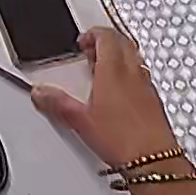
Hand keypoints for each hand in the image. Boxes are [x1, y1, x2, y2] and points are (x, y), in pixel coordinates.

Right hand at [29, 27, 179, 167]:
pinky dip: (128, 74)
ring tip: (103, 68)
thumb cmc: (123, 139)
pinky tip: (120, 91)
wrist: (153, 161)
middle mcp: (133, 73)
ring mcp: (146, 86)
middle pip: (123, 42)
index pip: (107, 37)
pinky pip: (141, 75)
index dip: (93, 34)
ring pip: (134, 58)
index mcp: (114, 70)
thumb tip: (42, 93)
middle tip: (91, 50)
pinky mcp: (153, 100)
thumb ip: (58, 103)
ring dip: (118, 56)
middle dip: (106, 41)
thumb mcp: (80, 120)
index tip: (83, 41)